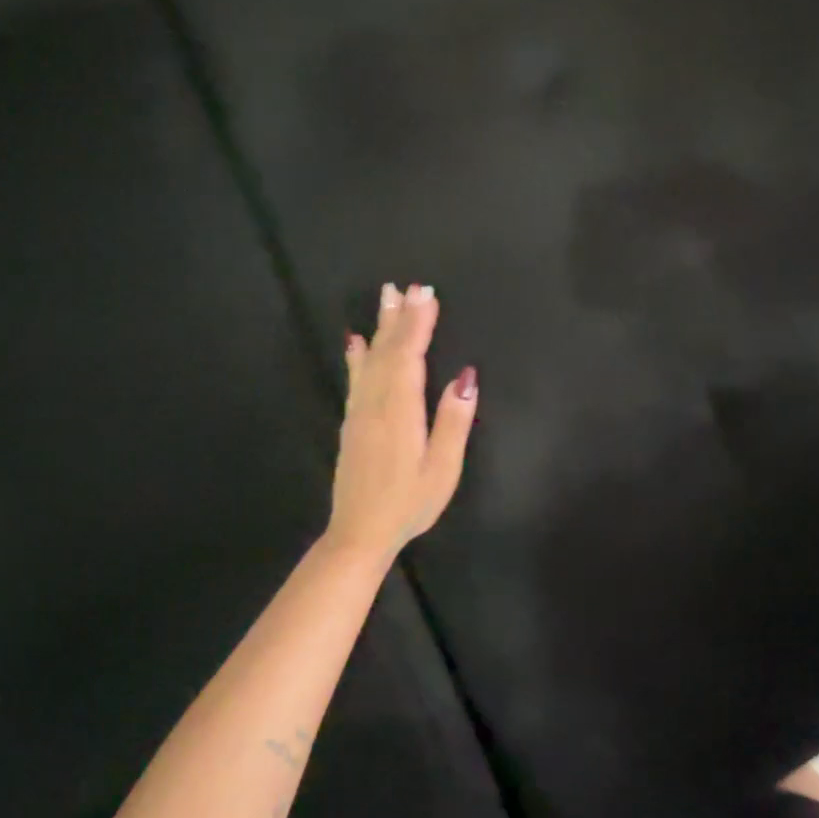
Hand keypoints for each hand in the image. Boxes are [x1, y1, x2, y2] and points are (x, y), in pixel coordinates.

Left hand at [326, 283, 477, 559]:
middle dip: (401, 316)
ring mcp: (360, 411)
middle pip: (388, 350)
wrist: (358, 533)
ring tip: (386, 297)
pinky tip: (356, 341)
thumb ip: (453, 421)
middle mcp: (376, 403)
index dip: (419, 324)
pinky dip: (357, 354)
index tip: (427, 294)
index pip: (410, 356)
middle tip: (409, 285)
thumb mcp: (443, 468)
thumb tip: (466, 376)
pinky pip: (356, 376)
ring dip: (380, 326)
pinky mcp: (352, 421)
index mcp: (401, 411)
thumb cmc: (409, 503)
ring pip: (370, 359)